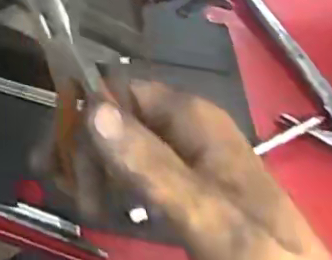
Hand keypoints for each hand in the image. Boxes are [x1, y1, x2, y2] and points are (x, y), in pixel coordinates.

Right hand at [80, 81, 330, 259]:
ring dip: (94, 166)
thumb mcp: (211, 220)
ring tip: (81, 202)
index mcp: (193, 116)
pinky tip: (102, 207)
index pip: (119, 87)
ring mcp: (188, 157)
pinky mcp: (189, 189)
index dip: (87, 115)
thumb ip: (153, 167)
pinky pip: (137, 171)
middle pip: (116, 115)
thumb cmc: (266, 258)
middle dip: (86, 146)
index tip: (65, 159)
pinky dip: (113, 185)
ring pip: (122, 143)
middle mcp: (186, 126)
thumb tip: (92, 109)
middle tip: (72, 192)